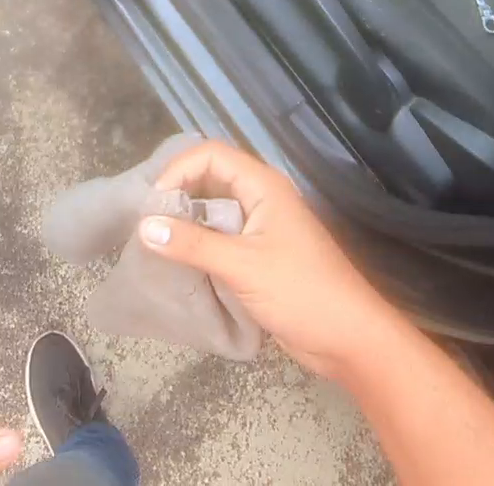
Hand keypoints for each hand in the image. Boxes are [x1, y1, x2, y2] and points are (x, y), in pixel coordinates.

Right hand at [137, 140, 402, 382]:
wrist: (349, 339)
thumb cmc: (301, 292)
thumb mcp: (242, 266)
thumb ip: (193, 244)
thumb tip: (144, 226)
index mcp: (263, 185)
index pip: (211, 155)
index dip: (178, 170)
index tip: (153, 203)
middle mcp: (261, 197)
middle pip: (210, 176)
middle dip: (178, 191)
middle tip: (148, 220)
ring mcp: (262, 225)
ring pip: (215, 206)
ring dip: (187, 218)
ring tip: (157, 239)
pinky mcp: (260, 253)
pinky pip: (222, 234)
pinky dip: (199, 240)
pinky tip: (180, 260)